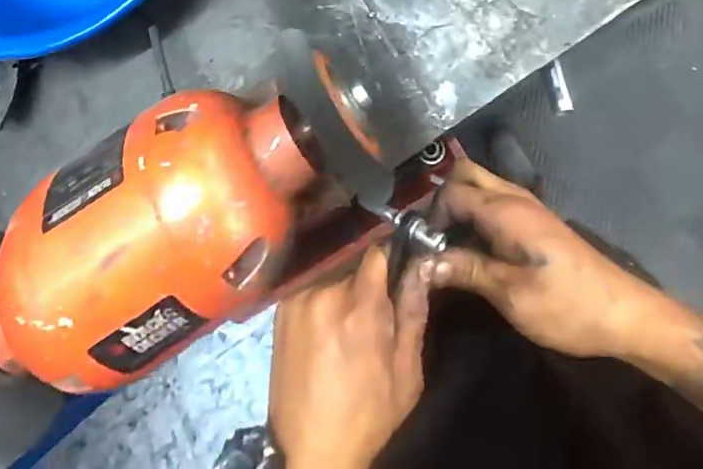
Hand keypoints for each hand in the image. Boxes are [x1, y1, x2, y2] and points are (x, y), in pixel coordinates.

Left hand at [269, 245, 430, 468]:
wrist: (313, 452)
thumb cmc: (368, 415)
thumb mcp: (406, 371)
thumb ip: (413, 311)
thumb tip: (421, 266)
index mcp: (360, 307)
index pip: (377, 254)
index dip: (389, 260)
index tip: (394, 272)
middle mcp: (325, 293)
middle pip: (353, 265)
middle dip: (366, 280)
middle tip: (372, 309)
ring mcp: (298, 299)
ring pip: (331, 276)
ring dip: (341, 288)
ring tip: (345, 322)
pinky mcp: (281, 310)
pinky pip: (310, 288)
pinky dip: (320, 298)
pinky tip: (324, 325)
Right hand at [432, 156, 677, 358]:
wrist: (623, 313)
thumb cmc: (566, 306)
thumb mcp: (511, 295)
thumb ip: (466, 270)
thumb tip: (422, 262)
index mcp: (505, 211)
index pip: (451, 193)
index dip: (430, 216)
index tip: (423, 248)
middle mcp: (513, 197)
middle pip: (464, 173)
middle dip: (442, 196)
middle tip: (433, 235)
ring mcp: (527, 205)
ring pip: (480, 183)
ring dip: (459, 202)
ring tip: (448, 241)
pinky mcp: (535, 219)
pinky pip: (494, 199)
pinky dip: (475, 211)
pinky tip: (474, 244)